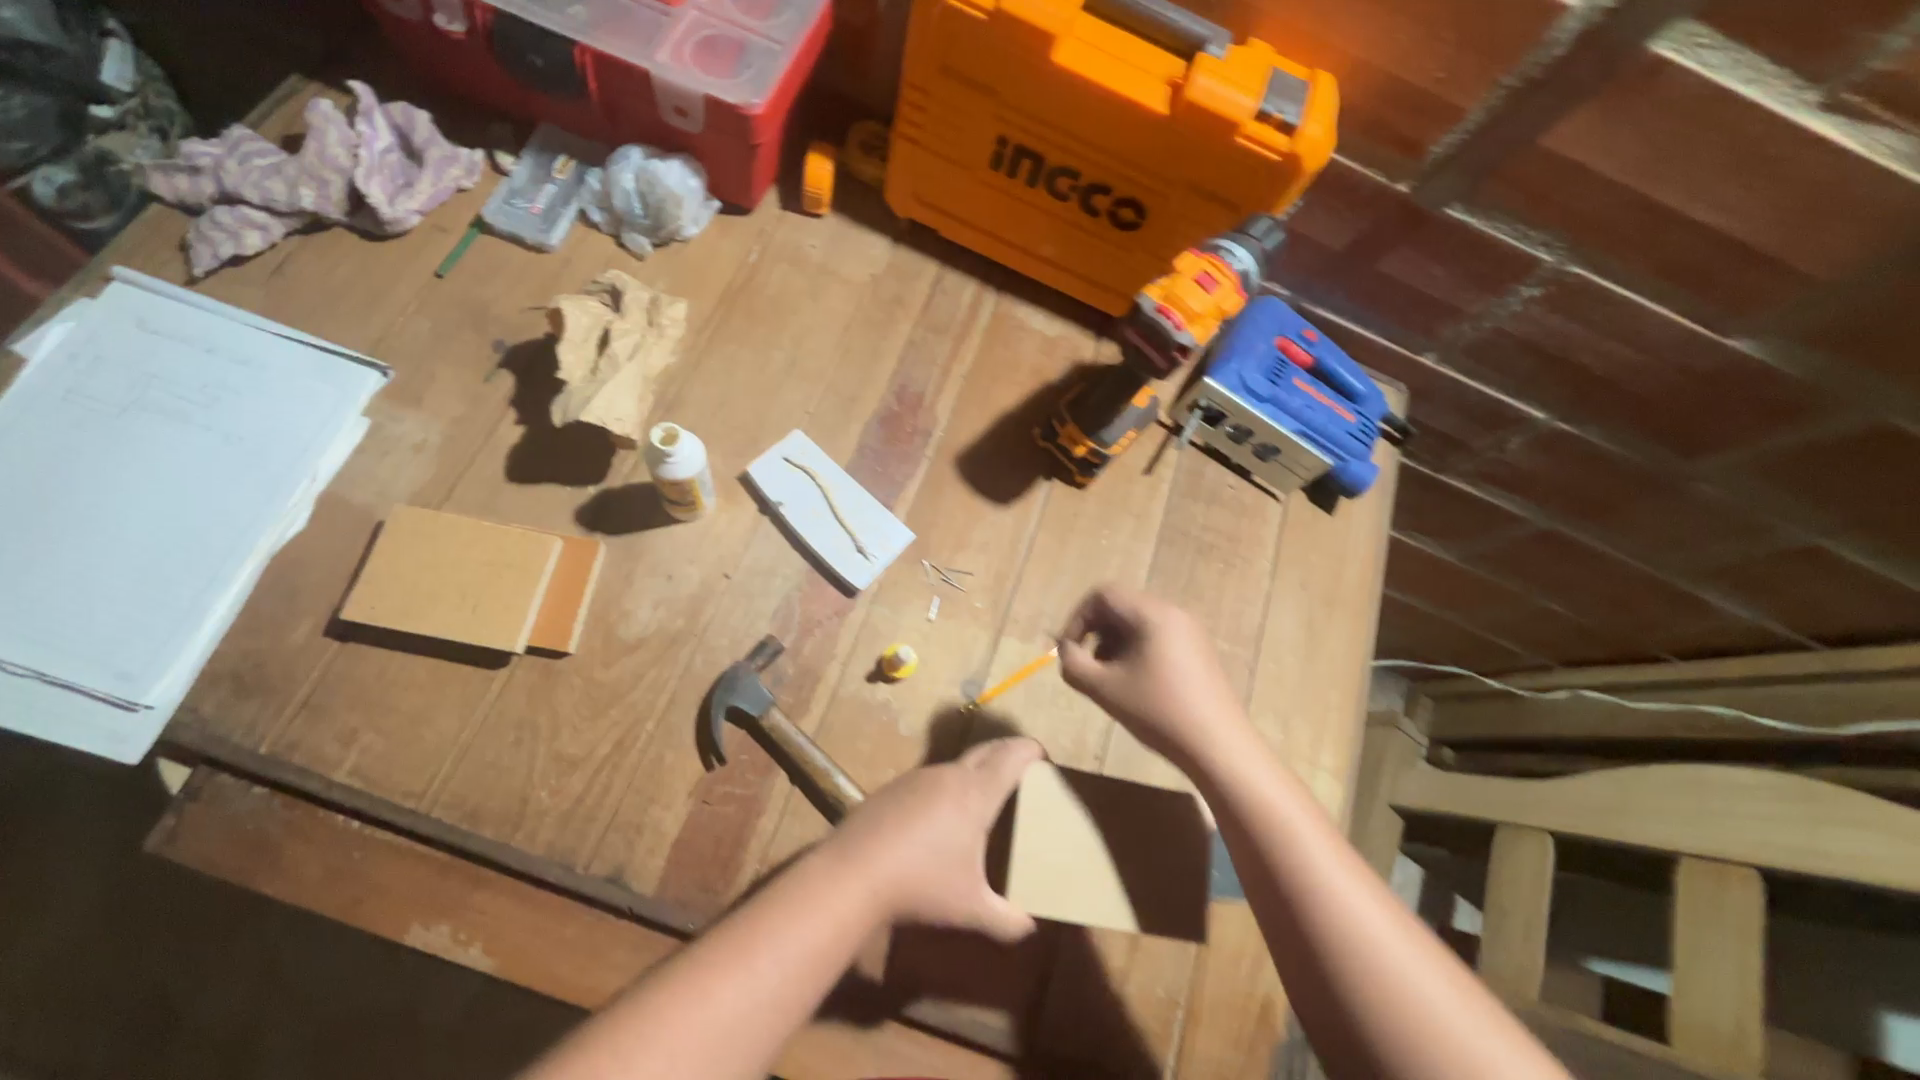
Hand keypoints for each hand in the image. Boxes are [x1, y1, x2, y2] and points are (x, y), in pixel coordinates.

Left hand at [821, 737, 1042, 942]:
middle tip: (1021, 767)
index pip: (1011, 757)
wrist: (851, 875)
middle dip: (1007, 752)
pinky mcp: (891, 789)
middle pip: (985, 751)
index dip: (1030, 750)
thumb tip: (1029, 928)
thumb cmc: (921, 886)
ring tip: (983, 796)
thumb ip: (1007, 920)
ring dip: (973, 772)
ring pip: (954, 766)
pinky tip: (938, 819)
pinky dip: (944, 789)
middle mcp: (948, 776)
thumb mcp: (970, 909)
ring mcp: (916, 778)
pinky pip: (928, 781)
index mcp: (976, 793)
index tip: (1042, 755)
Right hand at [1058, 585, 1249, 771]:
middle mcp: (1173, 613)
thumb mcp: (1104, 689)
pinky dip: (1136, 652)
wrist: (1217, 745)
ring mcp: (1190, 631)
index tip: (1069, 651)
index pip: (1103, 594)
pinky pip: (1157, 637)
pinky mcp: (1199, 651)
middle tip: (1087, 668)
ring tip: (1109, 680)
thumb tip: (1066, 651)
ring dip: (1114, 645)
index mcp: (1152, 614)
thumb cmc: (1157, 712)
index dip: (1077, 618)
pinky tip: (1135, 686)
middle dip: (1095, 634)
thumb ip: (1073, 664)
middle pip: (1121, 607)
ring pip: (1138, 623)